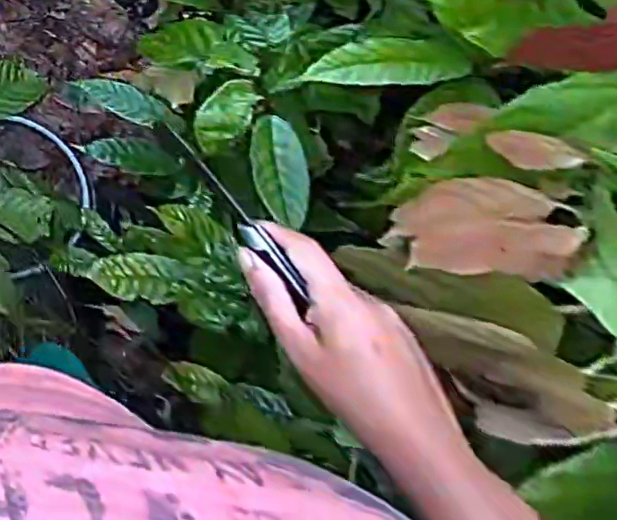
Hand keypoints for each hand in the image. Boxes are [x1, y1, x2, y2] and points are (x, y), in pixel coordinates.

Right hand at [240, 224, 534, 519]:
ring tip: (303, 332)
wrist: (425, 446)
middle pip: (322, 272)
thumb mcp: (296, 346)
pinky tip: (335, 348)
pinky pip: (359, 311)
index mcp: (343, 300)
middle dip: (290, 273)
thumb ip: (271, 296)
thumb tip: (247, 255)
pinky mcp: (404, 335)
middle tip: (266, 294)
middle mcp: (371, 300)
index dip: (275, 231)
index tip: (248, 226)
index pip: (306, 248)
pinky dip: (336, 313)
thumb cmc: (348, 395)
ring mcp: (393, 318)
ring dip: (314, 297)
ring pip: (340, 293)